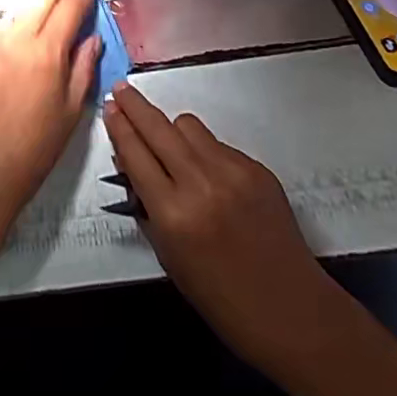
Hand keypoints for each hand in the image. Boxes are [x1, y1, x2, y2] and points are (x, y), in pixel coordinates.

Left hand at [0, 0, 101, 236]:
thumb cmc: (35, 145)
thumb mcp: (72, 108)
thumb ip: (83, 67)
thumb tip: (92, 40)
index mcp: (45, 51)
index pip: (69, 8)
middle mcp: (15, 38)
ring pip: (16, 6)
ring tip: (48, 2)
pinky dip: (12, 16)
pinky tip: (20, 24)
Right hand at [102, 83, 332, 366]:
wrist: (287, 306)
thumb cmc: (218, 295)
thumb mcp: (169, 256)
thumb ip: (147, 206)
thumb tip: (130, 163)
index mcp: (173, 214)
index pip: (136, 154)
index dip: (120, 127)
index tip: (109, 106)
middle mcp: (201, 183)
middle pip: (159, 128)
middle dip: (136, 106)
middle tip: (122, 89)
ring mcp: (233, 171)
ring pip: (190, 127)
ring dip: (171, 129)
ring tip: (165, 142)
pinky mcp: (257, 168)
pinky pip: (217, 144)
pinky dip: (202, 150)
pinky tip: (204, 171)